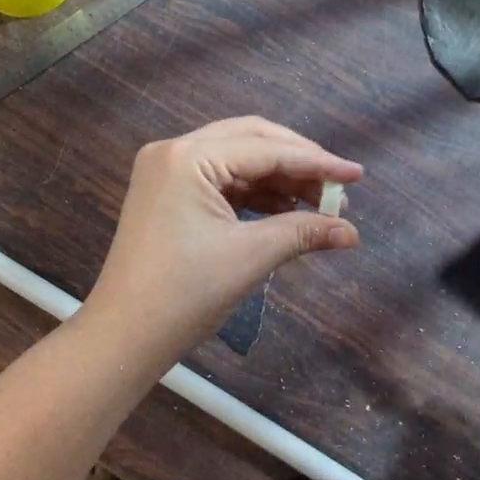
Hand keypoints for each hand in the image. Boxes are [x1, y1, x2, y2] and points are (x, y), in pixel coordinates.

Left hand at [83, 117, 362, 357]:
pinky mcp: (167, 193)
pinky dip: (255, 193)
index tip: (357, 175)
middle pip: (251, 141)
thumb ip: (303, 232)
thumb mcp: (249, 257)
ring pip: (237, 159)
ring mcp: (167, 171)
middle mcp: (174, 151)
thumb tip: (351, 232)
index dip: (316, 162)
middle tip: (339, 187)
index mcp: (188, 157)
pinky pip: (221, 180)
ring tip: (320, 205)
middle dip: (298, 162)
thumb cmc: (184, 295)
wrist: (122, 338)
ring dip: (279, 179)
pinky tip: (287, 210)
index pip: (265, 149)